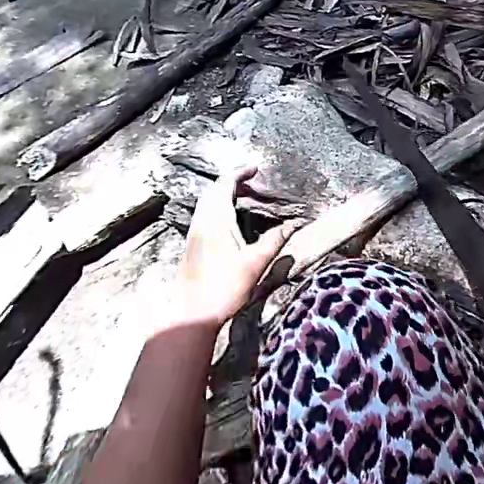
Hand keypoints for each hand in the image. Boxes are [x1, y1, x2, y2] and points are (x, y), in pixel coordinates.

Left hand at [174, 166, 297, 330]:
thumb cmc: (224, 289)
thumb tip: (292, 225)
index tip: (255, 168)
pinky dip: (218, 207)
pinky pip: (204, 214)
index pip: (225, 184)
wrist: (192, 315)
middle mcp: (201, 221)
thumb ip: (274, 241)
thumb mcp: (256, 264)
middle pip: (214, 190)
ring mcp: (193, 233)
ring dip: (224, 195)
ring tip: (244, 199)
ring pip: (207, 202)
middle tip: (253, 183)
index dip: (240, 173)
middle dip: (232, 182)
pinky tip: (230, 222)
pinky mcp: (192, 244)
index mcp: (215, 220)